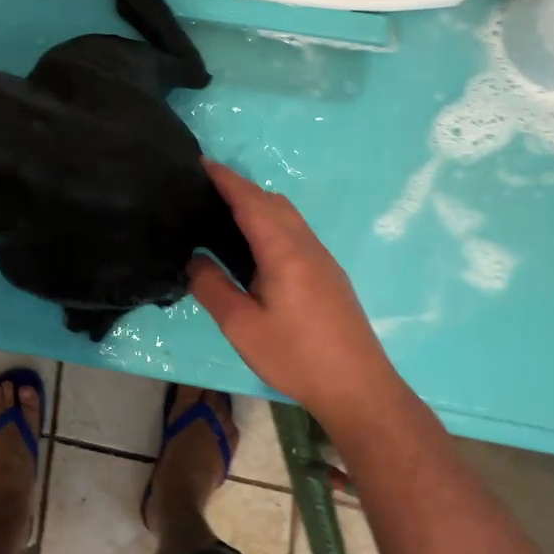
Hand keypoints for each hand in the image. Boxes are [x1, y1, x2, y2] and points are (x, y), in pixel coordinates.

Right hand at [189, 160, 405, 423]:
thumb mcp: (240, 325)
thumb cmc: (296, 356)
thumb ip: (211, 287)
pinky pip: (296, 232)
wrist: (360, 391)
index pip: (250, 200)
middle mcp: (306, 246)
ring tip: (223, 216)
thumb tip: (193, 259)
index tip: (198, 162)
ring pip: (288, 216)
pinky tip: (254, 248)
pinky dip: (271, 223)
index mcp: (283, 250)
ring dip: (258, 205)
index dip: (224, 179)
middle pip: (272, 201)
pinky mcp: (329, 276)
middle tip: (204, 191)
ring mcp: (323, 260)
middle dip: (239, 188)